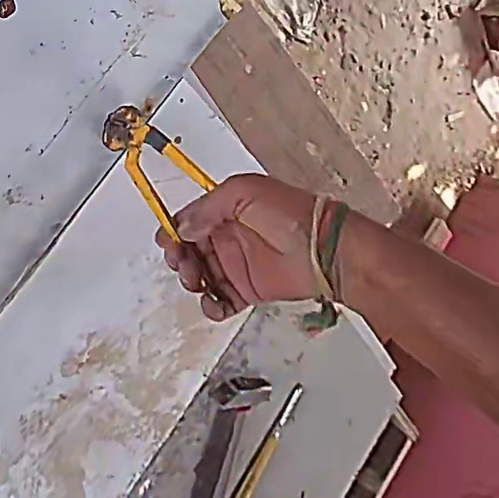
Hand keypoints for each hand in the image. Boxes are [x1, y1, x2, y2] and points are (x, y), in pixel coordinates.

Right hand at [156, 173, 320, 320]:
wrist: (327, 251)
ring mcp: (236, 264)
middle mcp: (226, 237)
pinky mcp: (248, 290)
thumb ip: (208, 206)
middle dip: (179, 259)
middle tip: (186, 266)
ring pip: (199, 276)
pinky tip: (213, 303)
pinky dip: (211, 305)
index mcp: (222, 211)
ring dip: (191, 281)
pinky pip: (220, 301)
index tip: (171, 243)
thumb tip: (182, 225)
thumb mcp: (244, 192)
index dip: (173, 233)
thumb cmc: (293, 215)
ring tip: (199, 283)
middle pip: (187, 251)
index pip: (185, 222)